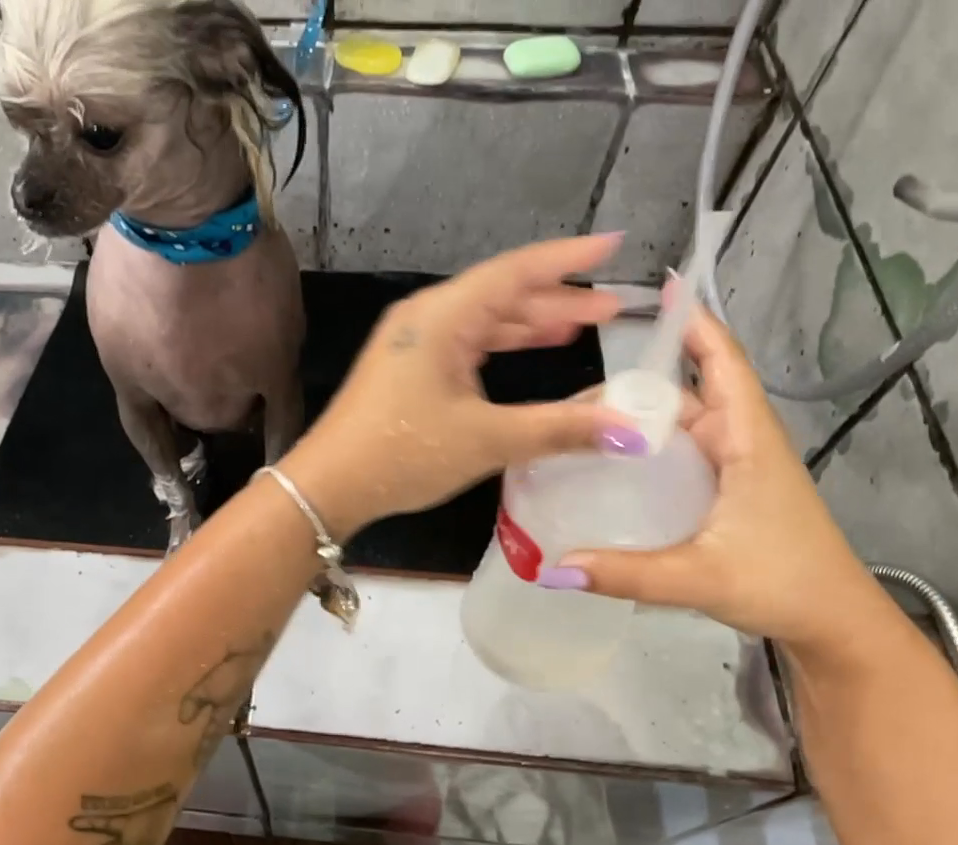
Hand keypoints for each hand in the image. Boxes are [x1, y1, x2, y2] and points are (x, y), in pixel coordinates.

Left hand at [279, 234, 641, 536]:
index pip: (515, 271)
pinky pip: (465, 344)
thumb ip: (559, 428)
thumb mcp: (486, 440)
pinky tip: (528, 354)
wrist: (328, 486)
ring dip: (529, 323)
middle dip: (557, 299)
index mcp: (442, 316)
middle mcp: (426, 318)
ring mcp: (413, 343)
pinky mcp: (407, 369)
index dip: (568, 258)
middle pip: (501, 294)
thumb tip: (629, 428)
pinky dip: (500, 346)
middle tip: (613, 309)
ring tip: (579, 329)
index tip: (613, 246)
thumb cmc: (402, 453)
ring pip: (483, 320)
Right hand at [546, 288, 886, 651]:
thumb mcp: (702, 578)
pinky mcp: (724, 496)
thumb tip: (553, 569)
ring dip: (638, 423)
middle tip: (573, 397)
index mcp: (748, 441)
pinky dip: (645, 456)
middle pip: (686, 395)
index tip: (661, 290)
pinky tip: (608, 472)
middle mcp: (739, 444)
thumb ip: (627, 574)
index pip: (722, 366)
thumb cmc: (785, 583)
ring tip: (579, 429)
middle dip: (635, 387)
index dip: (696, 326)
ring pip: (679, 430)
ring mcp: (732, 471)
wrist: (832, 624)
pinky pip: (677, 460)